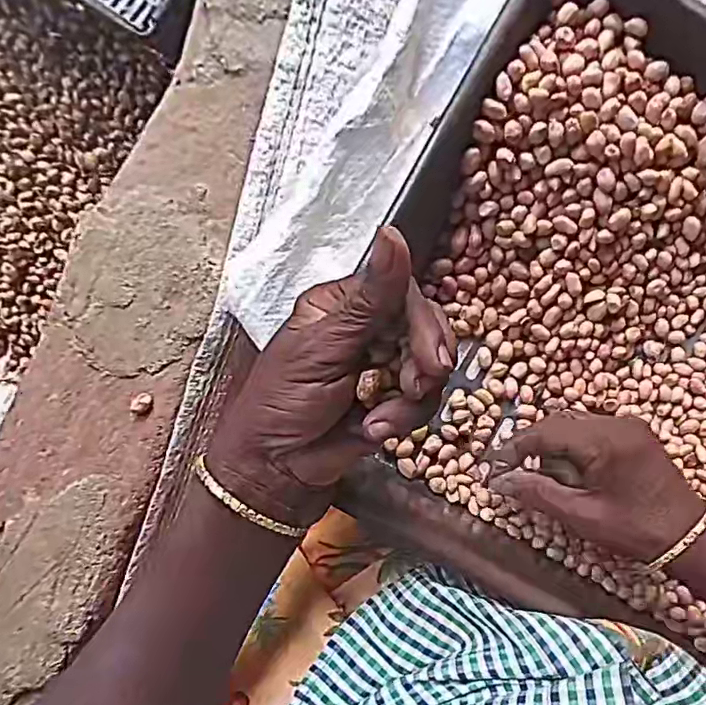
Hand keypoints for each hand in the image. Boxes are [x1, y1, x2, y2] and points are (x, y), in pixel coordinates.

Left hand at [208, 226, 453, 525]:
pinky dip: (403, 419)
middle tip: (415, 385)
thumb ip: (369, 298)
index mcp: (344, 307)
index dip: (425, 325)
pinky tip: (374, 428)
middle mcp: (368, 331)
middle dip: (425, 363)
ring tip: (377, 417)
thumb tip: (393, 236)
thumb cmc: (279, 403)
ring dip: (410, 399)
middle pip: (425, 331)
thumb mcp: (323, 347)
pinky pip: (421, 402)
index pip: (404, 296)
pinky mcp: (391, 400)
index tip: (431, 357)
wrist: (274, 468)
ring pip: (429, 370)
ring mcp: (382, 367)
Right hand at [488, 412, 705, 564]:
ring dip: (551, 445)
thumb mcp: (582, 516)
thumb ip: (539, 493)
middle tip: (509, 472)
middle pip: (558, 422)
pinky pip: (592, 429)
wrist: (689, 536)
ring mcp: (628, 426)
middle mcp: (617, 423)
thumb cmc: (636, 531)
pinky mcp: (634, 434)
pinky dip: (572, 445)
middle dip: (530, 446)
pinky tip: (566, 470)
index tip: (492, 467)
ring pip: (573, 423)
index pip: (545, 431)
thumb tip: (501, 481)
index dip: (513, 448)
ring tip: (536, 475)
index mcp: (605, 440)